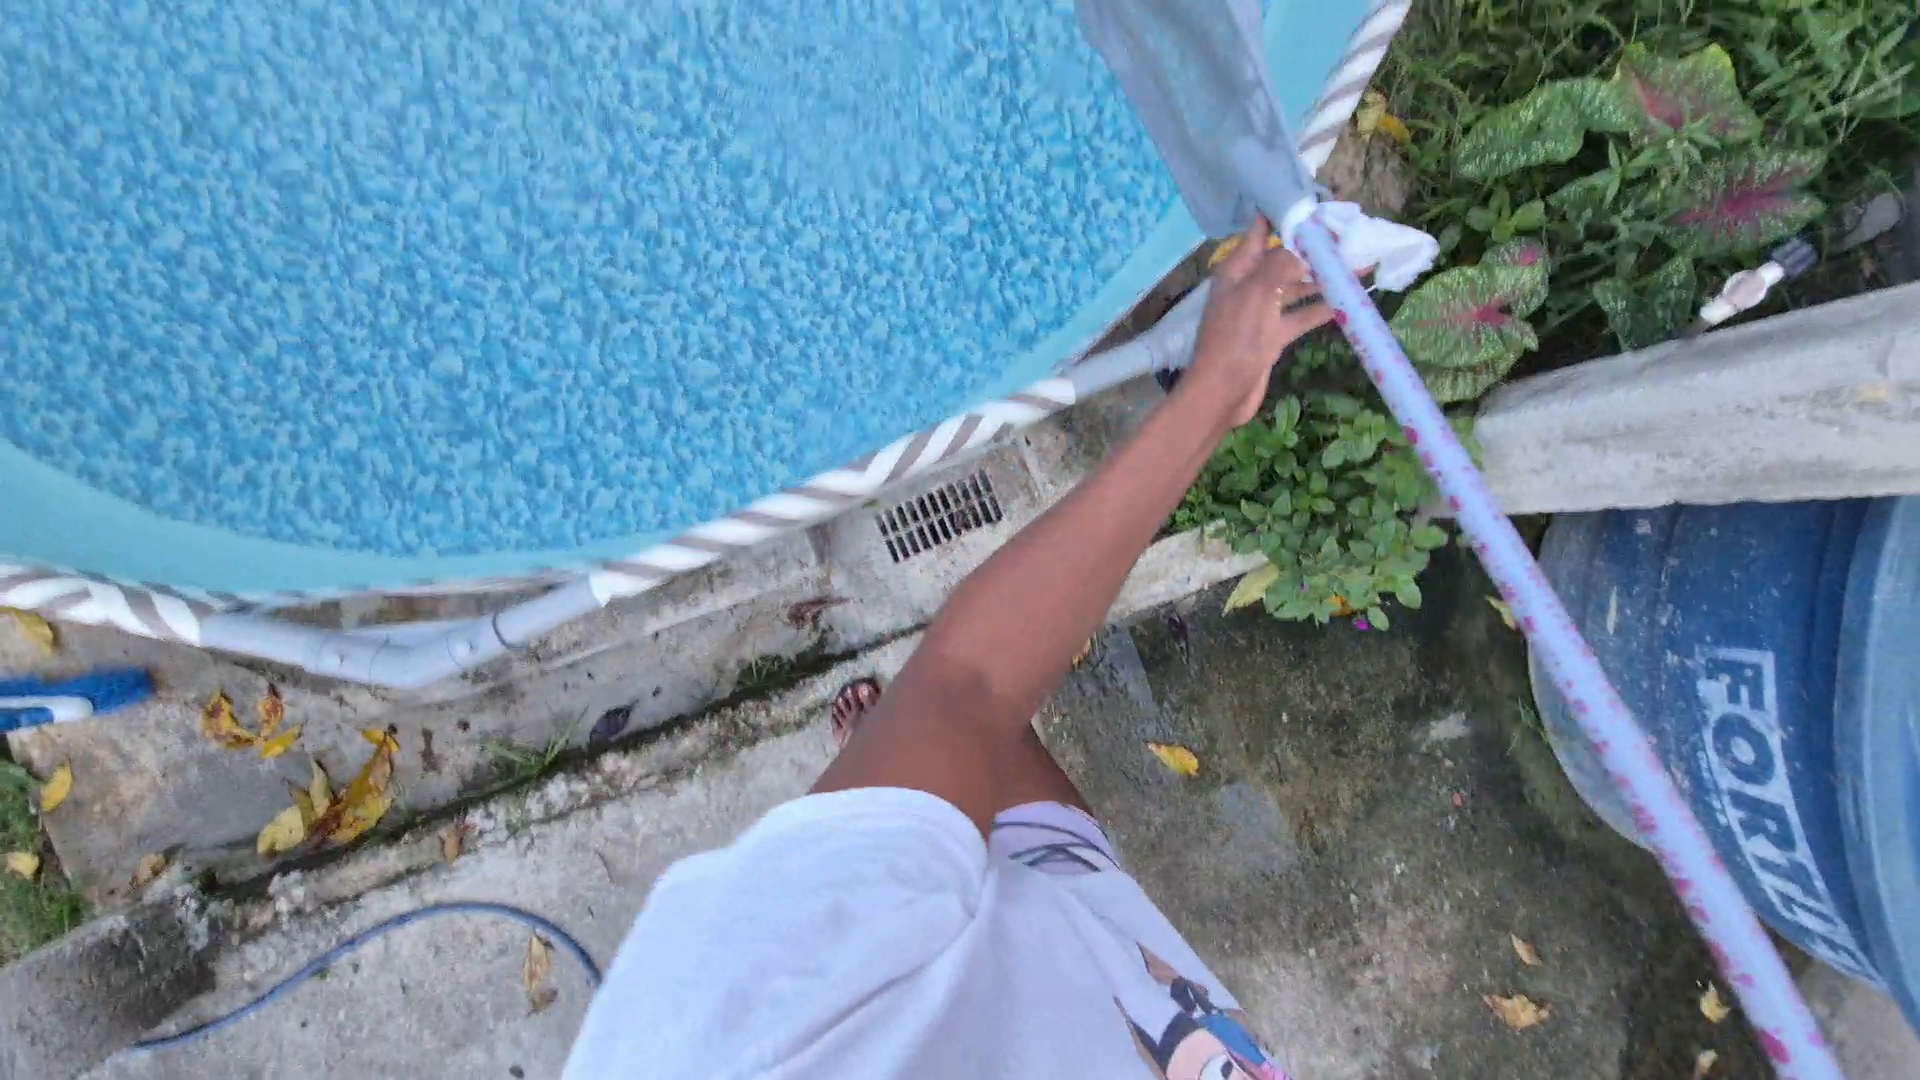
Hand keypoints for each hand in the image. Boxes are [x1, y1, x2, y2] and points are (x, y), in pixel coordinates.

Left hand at [1186, 216, 1333, 427]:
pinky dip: (1321, 307)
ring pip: (1296, 287)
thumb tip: (1304, 246)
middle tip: (1350, 233)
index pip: (1260, 232)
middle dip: (1314, 247)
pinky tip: (1349, 300)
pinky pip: (1300, 315)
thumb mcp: (1257, 293)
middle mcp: (1248, 287)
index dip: (1285, 214)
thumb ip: (1281, 264)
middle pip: (1284, 258)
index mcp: (1236, 271)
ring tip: (1360, 264)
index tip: (1315, 200)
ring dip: (1324, 278)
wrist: (1222, 392)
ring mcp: (1260, 312)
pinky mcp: (1271, 336)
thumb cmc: (1234, 340)